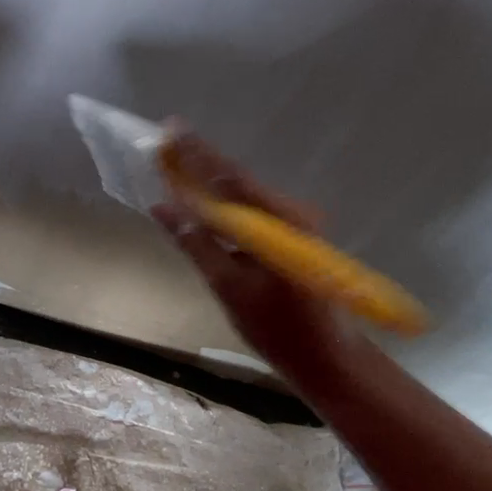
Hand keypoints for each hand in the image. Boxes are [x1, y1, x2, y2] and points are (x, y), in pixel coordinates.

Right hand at [148, 132, 352, 375]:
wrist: (330, 361)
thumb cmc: (277, 328)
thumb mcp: (228, 286)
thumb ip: (194, 241)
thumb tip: (161, 206)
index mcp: (278, 221)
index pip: (228, 177)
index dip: (196, 154)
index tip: (170, 129)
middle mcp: (291, 213)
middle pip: (236, 180)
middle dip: (199, 162)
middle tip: (166, 144)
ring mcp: (295, 224)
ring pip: (243, 194)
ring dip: (210, 182)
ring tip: (176, 167)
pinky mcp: (293, 236)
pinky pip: (251, 210)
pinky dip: (224, 203)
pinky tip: (202, 202)